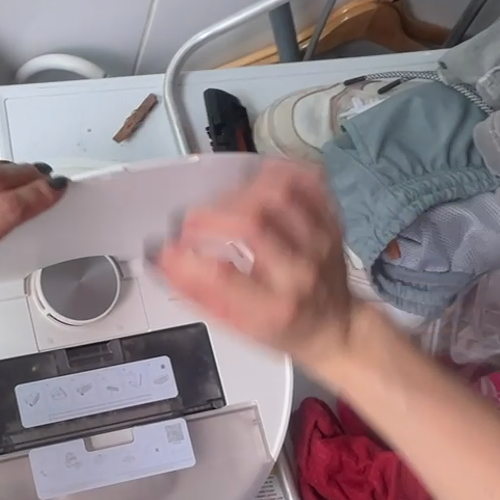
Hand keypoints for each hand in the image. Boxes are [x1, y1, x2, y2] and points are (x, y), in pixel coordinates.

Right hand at [156, 159, 354, 364]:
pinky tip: (256, 184)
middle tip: (192, 225)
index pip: (223, 276)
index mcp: (273, 309)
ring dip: (236, 194)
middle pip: (252, 222)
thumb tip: (165, 260)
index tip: (170, 250)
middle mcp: (301, 272)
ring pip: (277, 193)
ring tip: (222, 206)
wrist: (334, 326)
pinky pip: (307, 179)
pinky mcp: (332, 219)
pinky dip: (276, 173)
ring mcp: (320, 241)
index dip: (187, 258)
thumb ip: (198, 293)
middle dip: (209, 218)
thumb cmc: (282, 327)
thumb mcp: (235, 326)